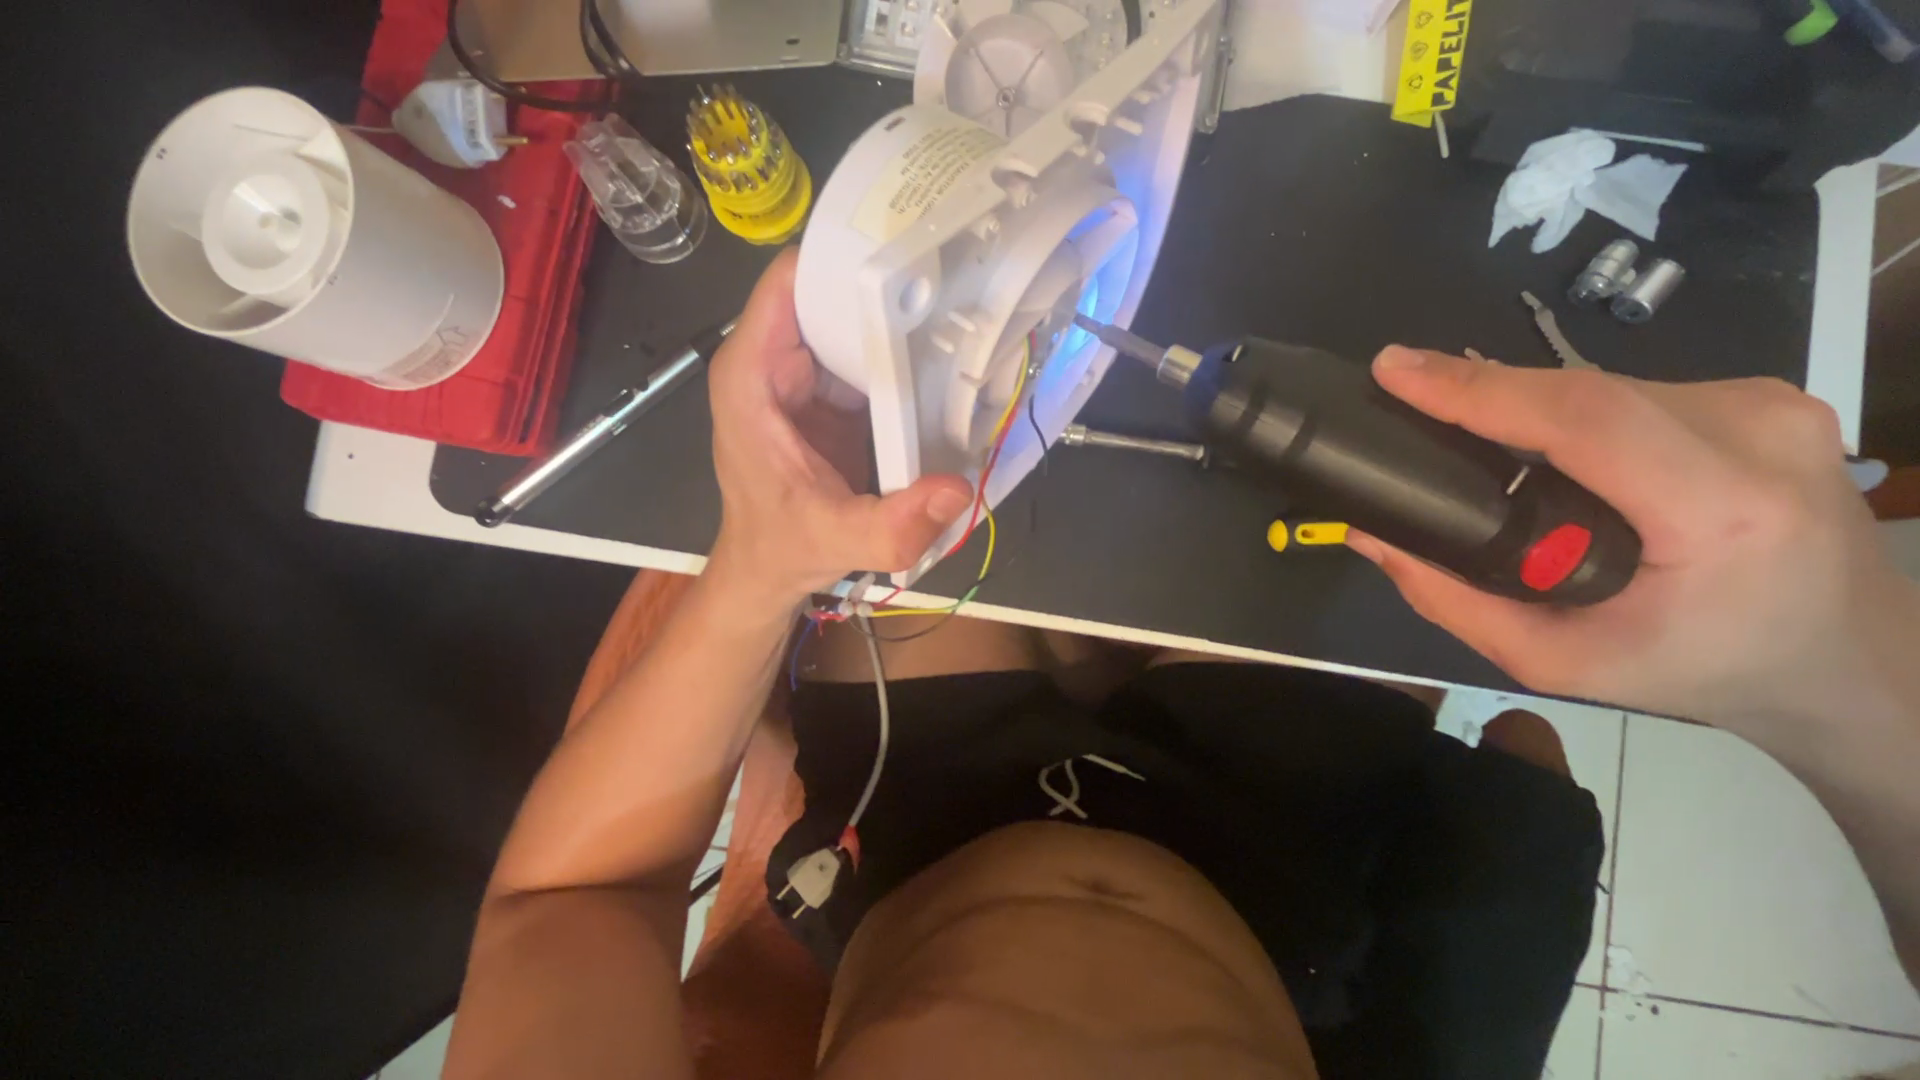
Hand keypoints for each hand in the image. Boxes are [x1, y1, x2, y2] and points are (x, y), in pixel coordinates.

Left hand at [704, 250, 974, 610]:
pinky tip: (946, 350)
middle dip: (885, 280)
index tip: (905, 248)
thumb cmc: (781, 547)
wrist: (769, 570)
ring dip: (900, 313)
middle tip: (956, 275)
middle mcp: (774, 362)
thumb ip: (891, 525)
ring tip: (962, 306)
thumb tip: (957, 491)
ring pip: (851, 319)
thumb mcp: (836, 539)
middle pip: (828, 292)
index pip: (790, 281)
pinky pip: (867, 354)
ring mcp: (803, 376)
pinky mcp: (829, 394)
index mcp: (753, 375)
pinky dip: (902, 352)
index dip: (843, 256)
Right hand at [1347, 347, 1917, 730]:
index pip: (1583, 419)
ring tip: (1481, 441)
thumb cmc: (1701, 668)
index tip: (1395, 368)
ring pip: (1606, 386)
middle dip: (1486, 393)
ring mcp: (1772, 405)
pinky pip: (1635, 391)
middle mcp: (1759, 434)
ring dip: (1532, 408)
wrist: (1849, 658)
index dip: (1480, 389)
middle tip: (1409, 398)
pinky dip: (1576, 415)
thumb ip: (1454, 601)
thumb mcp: (1557, 661)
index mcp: (1721, 510)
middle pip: (1586, 393)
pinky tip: (1555, 449)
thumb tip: (1374, 536)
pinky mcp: (1767, 396)